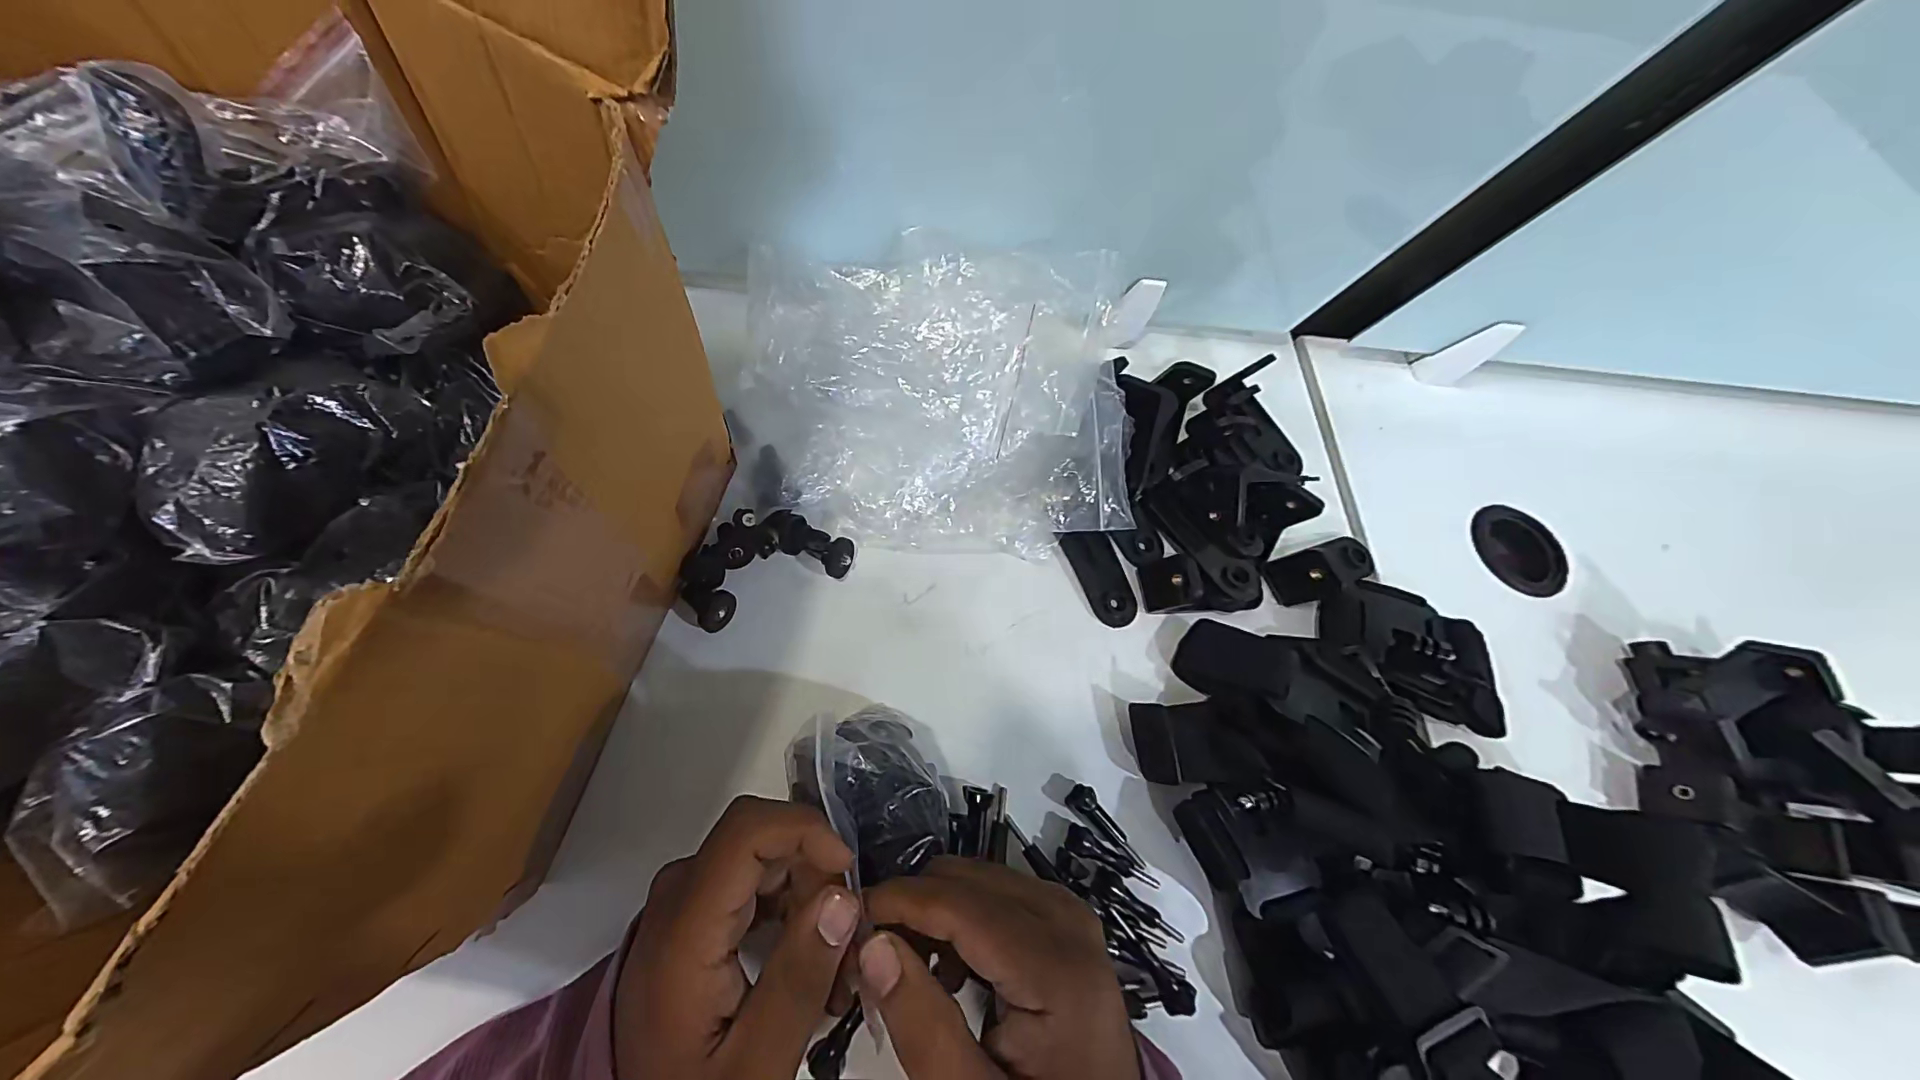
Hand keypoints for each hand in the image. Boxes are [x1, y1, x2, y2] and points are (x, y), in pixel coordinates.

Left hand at [617, 795, 861, 1078]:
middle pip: (765, 841)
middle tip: (847, 942)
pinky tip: (807, 956)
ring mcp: (683, 899)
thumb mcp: (754, 1065)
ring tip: (833, 964)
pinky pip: (755, 878)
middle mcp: (677, 896)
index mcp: (684, 930)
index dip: (805, 830)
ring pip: (766, 856)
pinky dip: (792, 903)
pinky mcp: (693, 910)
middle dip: (819, 875)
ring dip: (811, 893)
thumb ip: (799, 982)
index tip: (847, 870)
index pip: (746, 829)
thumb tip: (842, 899)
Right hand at [858, 857, 1140, 1079]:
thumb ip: (923, 1026)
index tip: (845, 930)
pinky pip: (992, 891)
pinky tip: (946, 971)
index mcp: (1056, 964)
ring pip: (972, 878)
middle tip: (869, 964)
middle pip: (962, 879)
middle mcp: (1064, 918)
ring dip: (928, 913)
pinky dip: (955, 918)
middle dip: (907, 909)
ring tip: (904, 972)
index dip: (893, 904)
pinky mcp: (1060, 916)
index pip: (957, 901)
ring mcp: (1065, 912)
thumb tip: (872, 945)